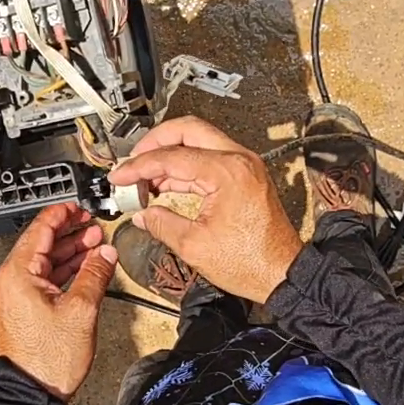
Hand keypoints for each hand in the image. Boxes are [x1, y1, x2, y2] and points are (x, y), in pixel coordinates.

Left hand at [0, 204, 118, 400]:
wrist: (31, 393)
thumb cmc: (47, 359)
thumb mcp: (81, 310)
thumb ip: (95, 274)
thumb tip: (105, 254)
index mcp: (18, 274)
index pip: (40, 229)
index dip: (62, 215)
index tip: (77, 208)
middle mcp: (10, 282)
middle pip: (41, 244)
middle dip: (70, 233)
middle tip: (92, 225)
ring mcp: (15, 297)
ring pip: (44, 262)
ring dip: (69, 252)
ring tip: (94, 244)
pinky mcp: (22, 311)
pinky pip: (42, 280)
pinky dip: (63, 271)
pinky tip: (84, 269)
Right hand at [108, 116, 302, 303]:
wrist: (283, 274)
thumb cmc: (251, 262)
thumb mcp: (194, 246)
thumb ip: (161, 223)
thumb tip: (142, 215)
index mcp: (226, 172)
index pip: (171, 157)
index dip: (138, 166)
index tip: (120, 176)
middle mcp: (239, 160)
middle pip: (187, 130)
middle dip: (154, 143)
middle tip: (132, 161)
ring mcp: (245, 166)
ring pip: (199, 141)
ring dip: (169, 155)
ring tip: (144, 179)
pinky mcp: (246, 176)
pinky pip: (210, 158)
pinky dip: (186, 167)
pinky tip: (166, 184)